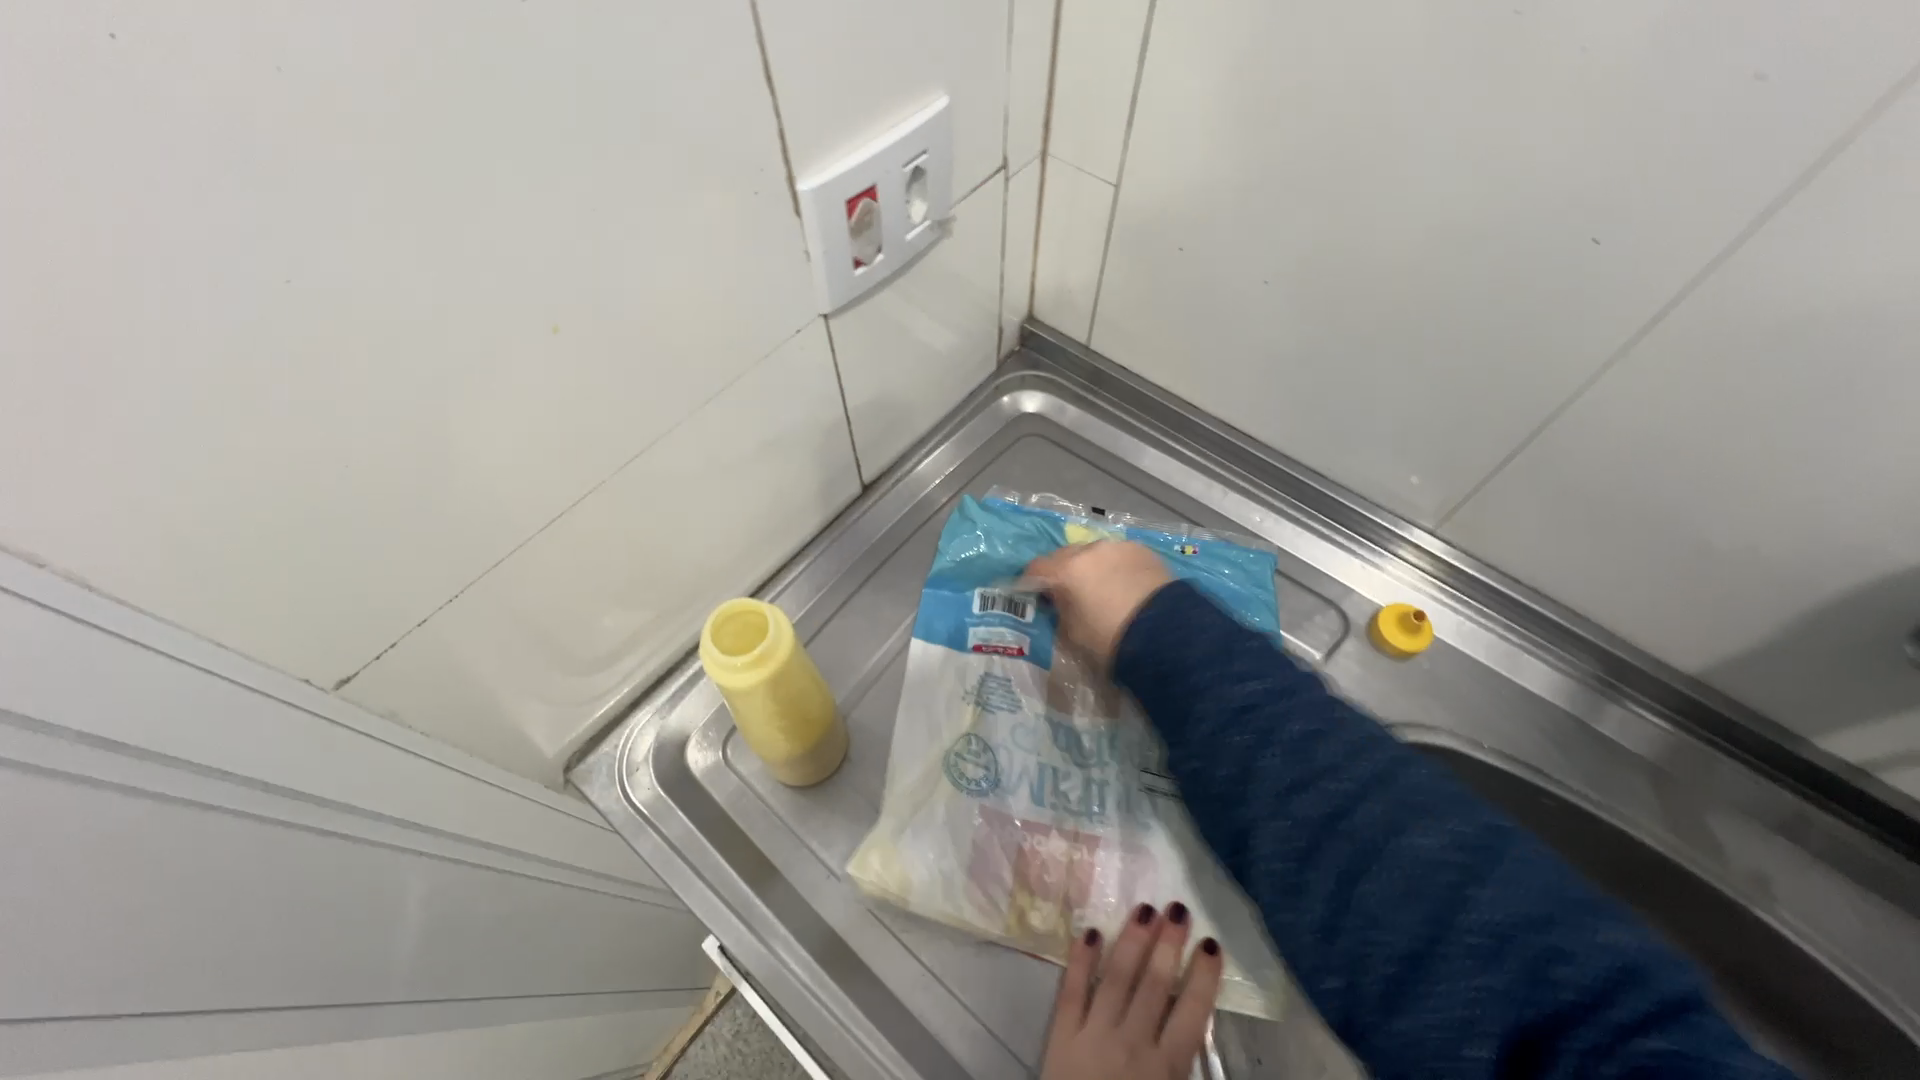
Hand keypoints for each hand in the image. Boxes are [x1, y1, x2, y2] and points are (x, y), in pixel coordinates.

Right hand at [1025, 540, 1172, 668]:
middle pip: (1064, 555)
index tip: (1034, 594)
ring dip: (1090, 566)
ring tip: (1099, 587)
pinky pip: (1118, 555)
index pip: (1035, 568)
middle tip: (1067, 592)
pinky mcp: (1142, 550)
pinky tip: (1122, 584)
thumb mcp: (1073, 635)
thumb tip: (1059, 601)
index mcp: (1066, 571)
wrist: (1167, 635)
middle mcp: (1089, 550)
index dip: (1031, 582)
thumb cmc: (1112, 640)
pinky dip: (1114, 566)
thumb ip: (1060, 611)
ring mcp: (1118, 547)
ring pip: (1093, 552)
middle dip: (1061, 571)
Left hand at [1041, 902, 1223, 1079]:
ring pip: (1117, 978)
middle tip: (1178, 908)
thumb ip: (1183, 1067)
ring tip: (1143, 908)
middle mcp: (1133, 1044)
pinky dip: (1080, 960)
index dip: (1203, 978)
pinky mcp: (1061, 1035)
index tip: (1211, 945)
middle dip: (1168, 945)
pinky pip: (1072, 990)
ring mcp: (1094, 1035)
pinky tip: (1089, 931)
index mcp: (1166, 1069)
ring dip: (1131, 940)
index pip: (1191, 1014)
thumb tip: (1196, 1027)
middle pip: (1154, 985)